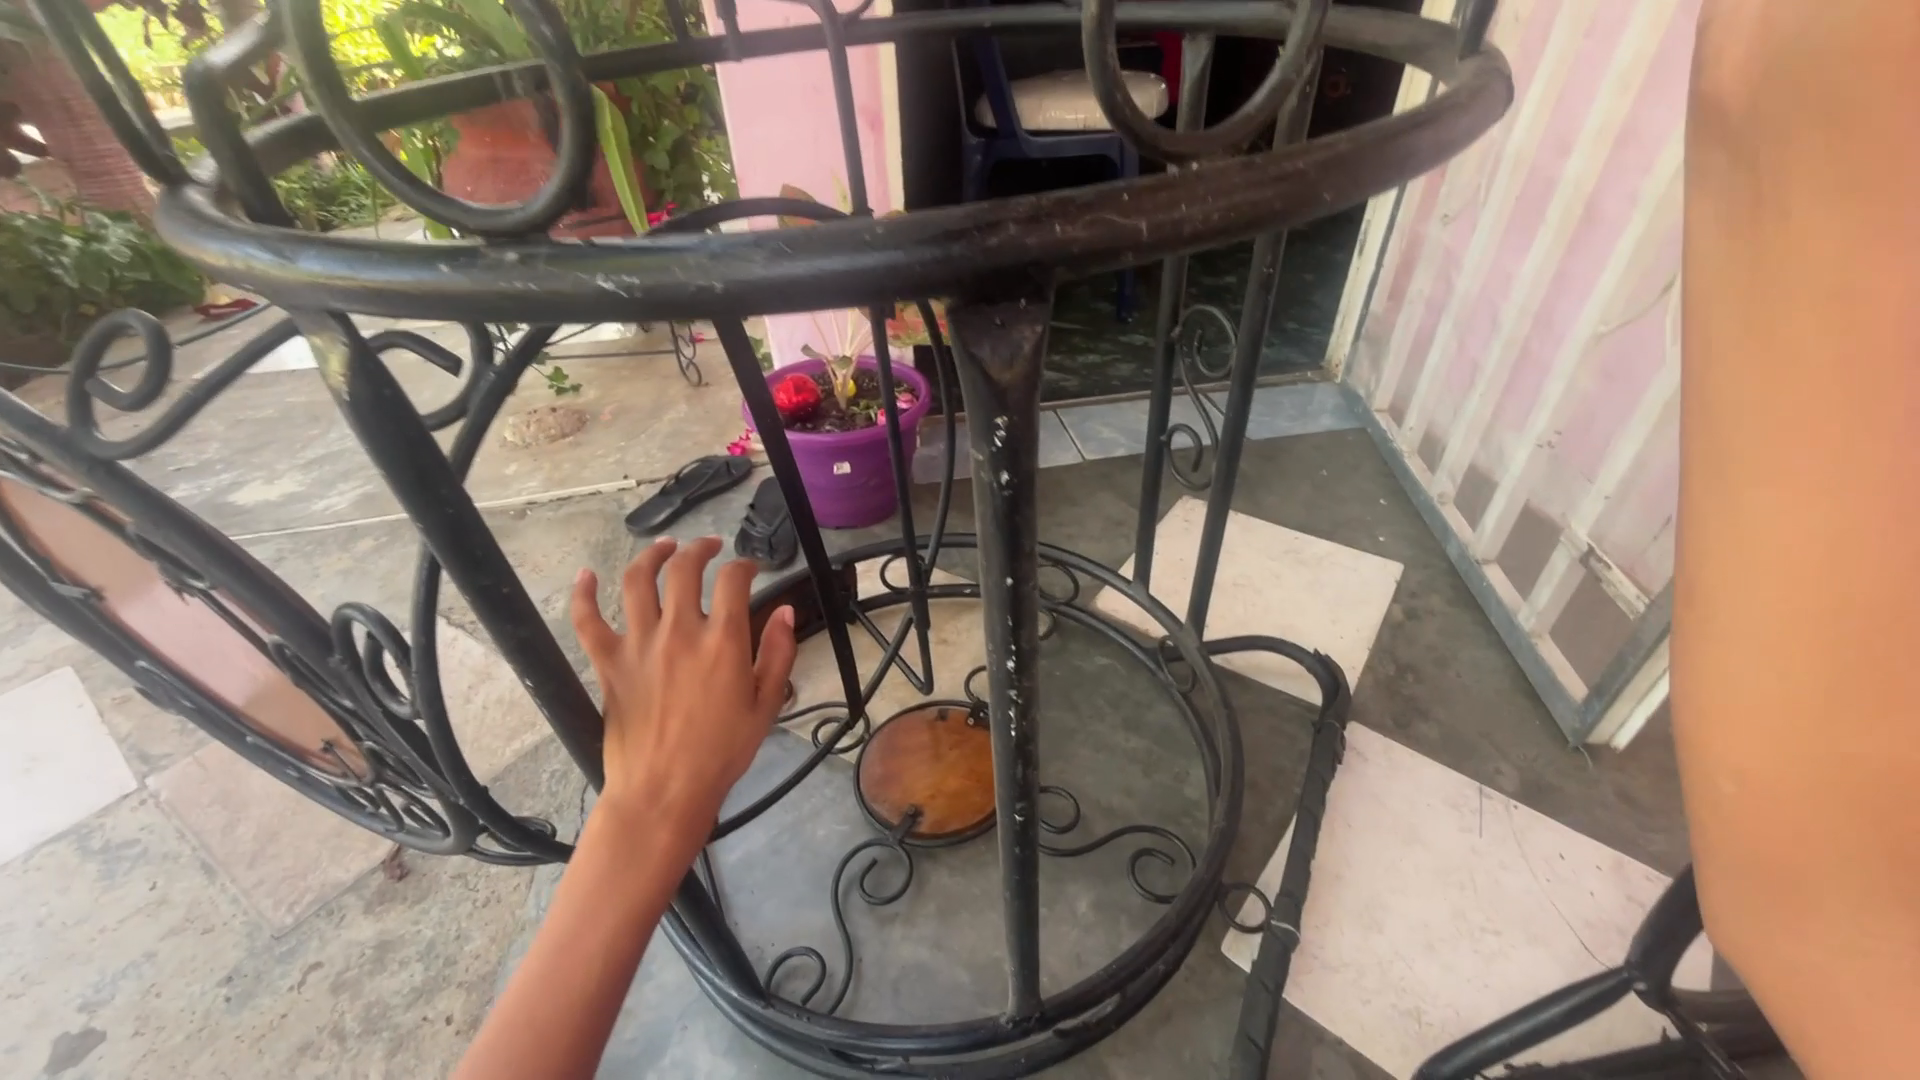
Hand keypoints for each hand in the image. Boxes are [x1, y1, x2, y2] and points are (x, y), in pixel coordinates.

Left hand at [569, 537, 797, 831]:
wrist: (664, 790)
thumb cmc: (722, 751)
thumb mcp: (766, 704)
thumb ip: (777, 653)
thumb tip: (785, 612)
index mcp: (722, 641)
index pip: (733, 581)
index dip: (745, 565)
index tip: (751, 569)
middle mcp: (678, 631)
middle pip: (684, 569)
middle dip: (700, 548)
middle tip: (709, 547)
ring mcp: (638, 644)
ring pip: (637, 581)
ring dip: (651, 555)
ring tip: (664, 547)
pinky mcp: (608, 663)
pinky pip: (587, 621)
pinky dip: (583, 594)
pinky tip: (586, 576)